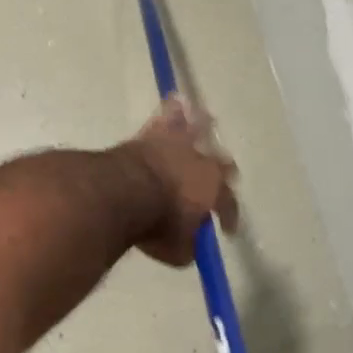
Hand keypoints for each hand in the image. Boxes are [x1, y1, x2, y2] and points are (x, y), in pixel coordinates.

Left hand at [122, 97, 239, 266]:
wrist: (123, 193)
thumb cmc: (156, 225)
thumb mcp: (177, 250)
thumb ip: (188, 245)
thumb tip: (189, 244)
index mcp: (214, 190)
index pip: (229, 205)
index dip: (230, 217)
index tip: (227, 229)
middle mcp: (202, 162)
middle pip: (221, 163)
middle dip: (224, 171)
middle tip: (225, 174)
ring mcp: (177, 144)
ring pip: (199, 130)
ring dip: (204, 130)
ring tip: (207, 122)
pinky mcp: (152, 133)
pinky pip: (168, 116)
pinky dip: (173, 110)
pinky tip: (175, 102)